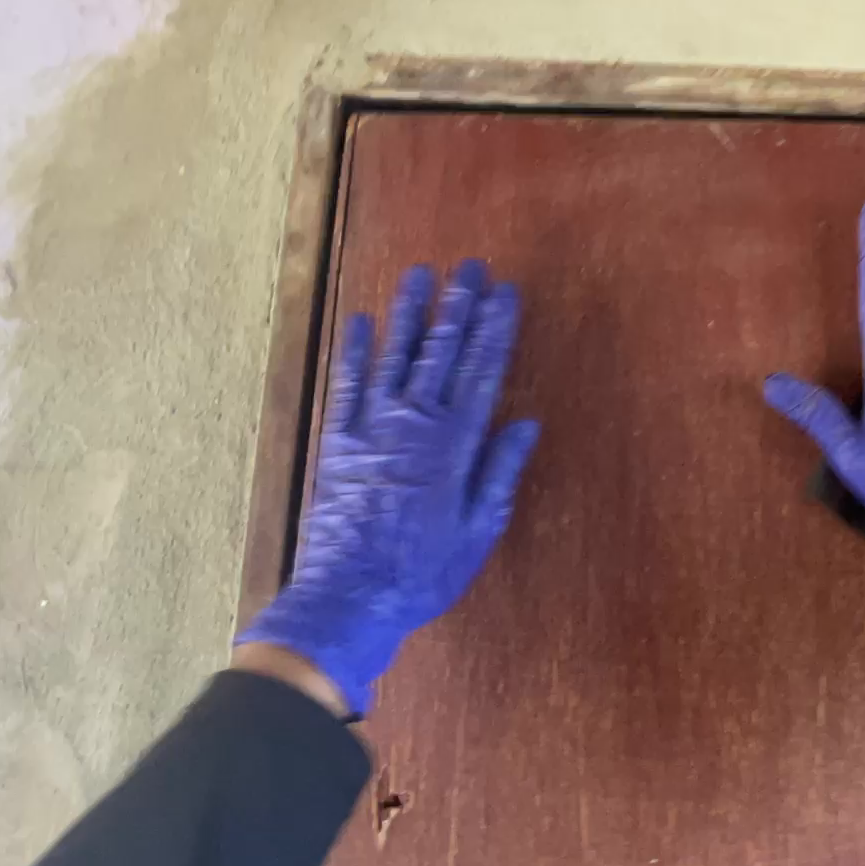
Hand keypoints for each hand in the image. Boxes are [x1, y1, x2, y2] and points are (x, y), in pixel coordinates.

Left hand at [236, 261, 540, 715]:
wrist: (349, 598)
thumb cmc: (425, 569)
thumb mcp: (480, 527)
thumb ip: (500, 470)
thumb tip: (526, 423)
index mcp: (455, 444)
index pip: (483, 372)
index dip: (496, 330)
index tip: (507, 294)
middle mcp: (415, 424)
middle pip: (442, 354)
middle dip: (459, 308)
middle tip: (470, 267)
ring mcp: (372, 428)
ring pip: (395, 357)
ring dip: (409, 315)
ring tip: (420, 275)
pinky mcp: (339, 440)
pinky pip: (347, 386)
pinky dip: (353, 351)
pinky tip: (359, 320)